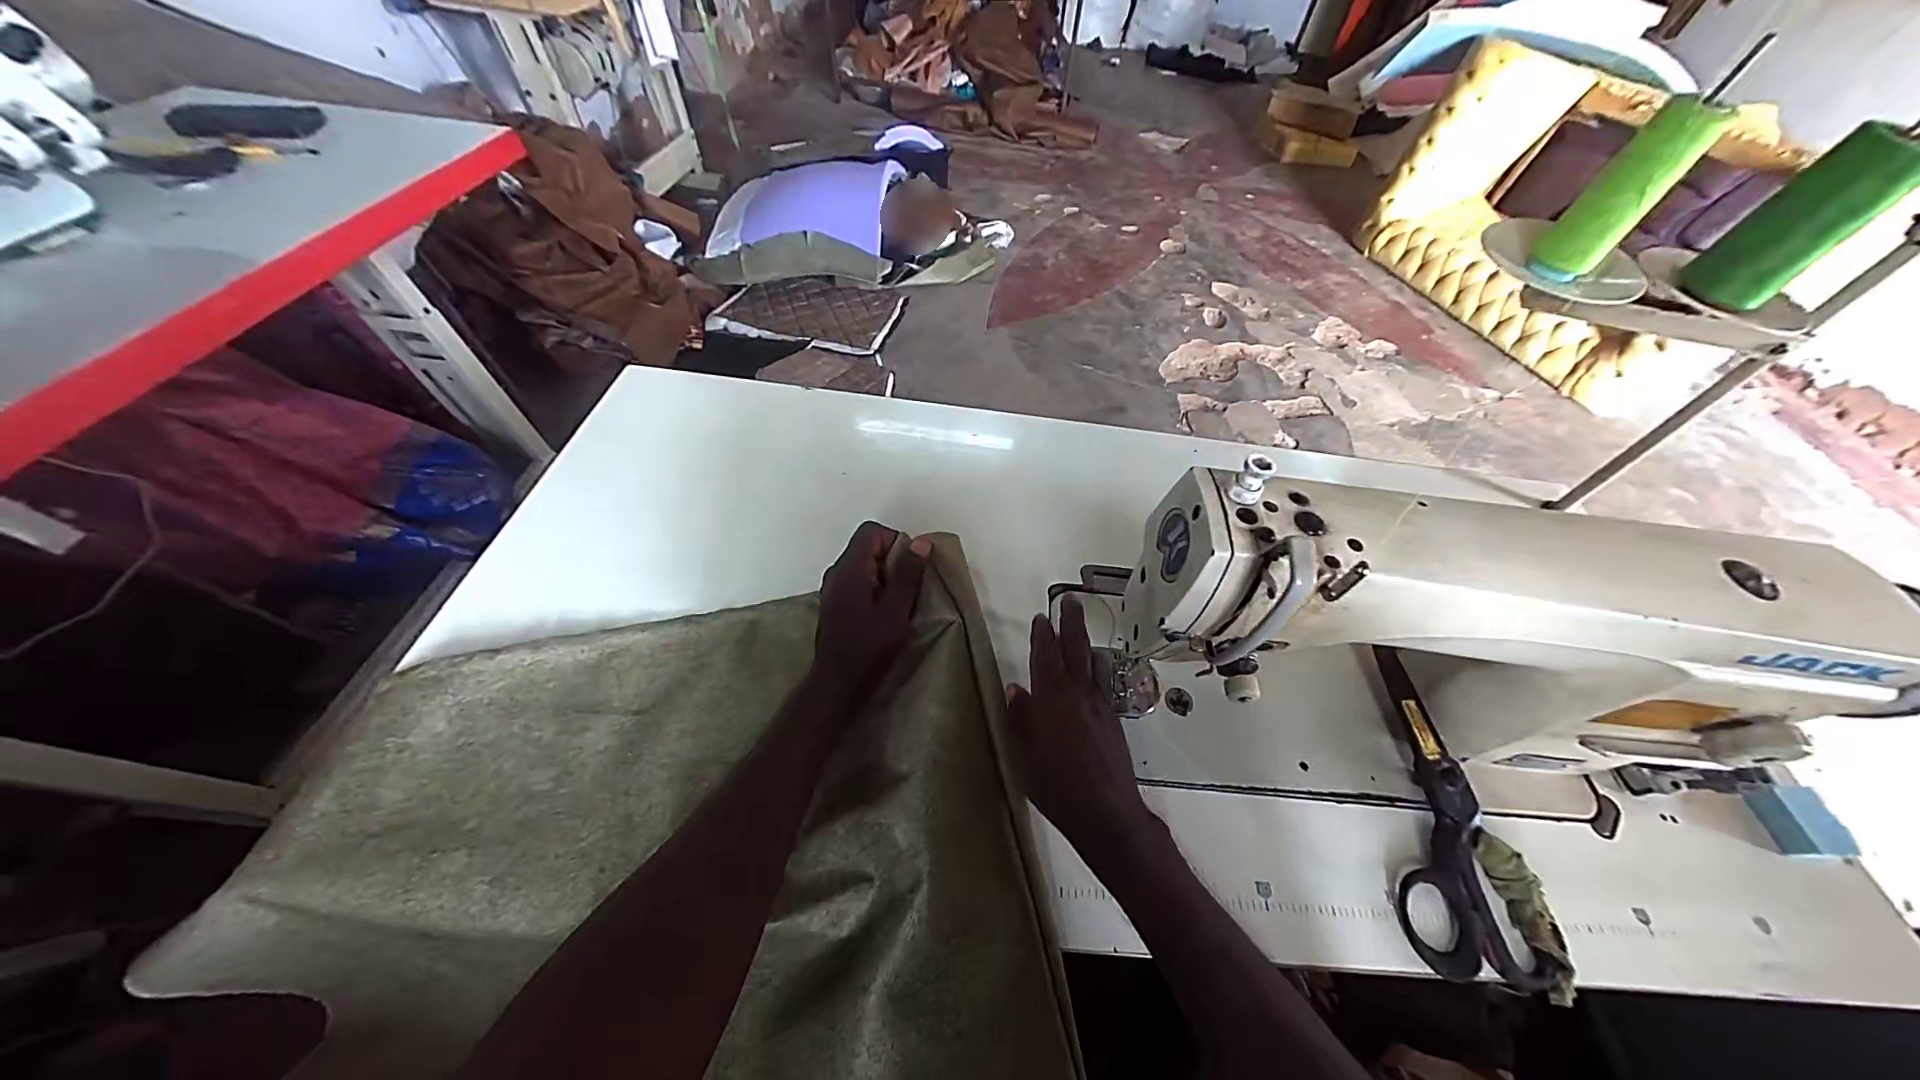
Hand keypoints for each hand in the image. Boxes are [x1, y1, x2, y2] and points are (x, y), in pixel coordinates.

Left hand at [811, 521, 930, 700]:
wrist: (838, 682)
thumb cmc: (869, 648)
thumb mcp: (896, 610)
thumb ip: (908, 574)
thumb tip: (920, 543)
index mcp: (849, 569)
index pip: (871, 532)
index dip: (896, 541)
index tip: (911, 566)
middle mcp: (836, 573)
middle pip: (866, 546)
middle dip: (892, 560)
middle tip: (908, 587)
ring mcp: (832, 589)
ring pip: (863, 565)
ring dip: (885, 576)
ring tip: (899, 603)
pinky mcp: (834, 604)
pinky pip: (857, 582)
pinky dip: (874, 588)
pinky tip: (885, 613)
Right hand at [1006, 596, 1152, 850]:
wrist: (1107, 813)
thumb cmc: (1058, 787)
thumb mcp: (1027, 755)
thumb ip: (1022, 719)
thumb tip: (1015, 689)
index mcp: (1053, 700)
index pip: (1046, 657)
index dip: (1043, 635)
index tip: (1041, 617)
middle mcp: (1079, 695)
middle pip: (1076, 650)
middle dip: (1071, 624)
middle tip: (1071, 601)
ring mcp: (1100, 707)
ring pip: (1093, 665)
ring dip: (1085, 644)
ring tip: (1080, 632)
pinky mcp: (1113, 721)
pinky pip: (1102, 683)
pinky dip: (1095, 669)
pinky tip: (1093, 673)